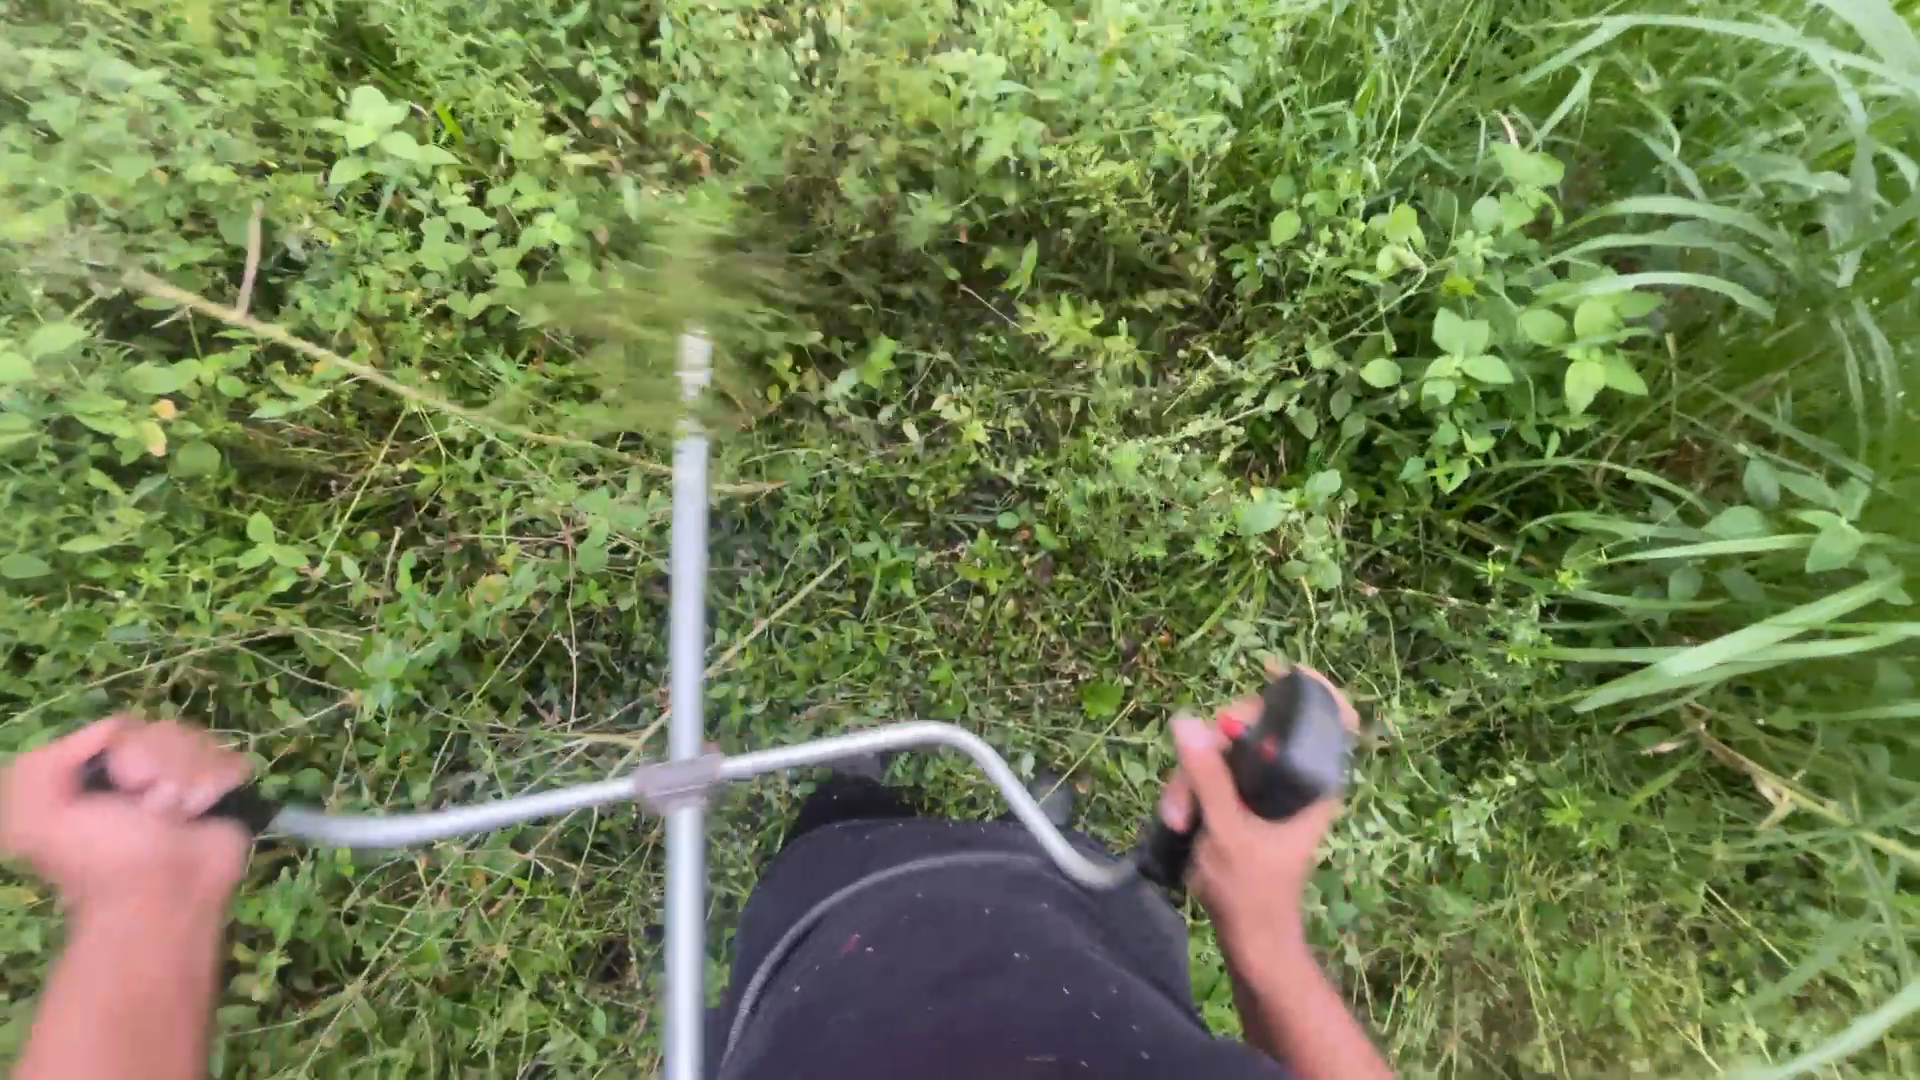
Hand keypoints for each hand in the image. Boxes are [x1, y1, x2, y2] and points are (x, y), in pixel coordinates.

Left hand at [0, 717, 252, 918]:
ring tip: (180, 815)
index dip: (132, 751)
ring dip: (193, 782)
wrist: (165, 888)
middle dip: (165, 769)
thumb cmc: (100, 856)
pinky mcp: (227, 787)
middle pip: (171, 731)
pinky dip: (219, 787)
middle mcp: (141, 769)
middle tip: (151, 809)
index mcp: (95, 772)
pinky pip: (235, 762)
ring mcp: (188, 777)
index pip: (129, 727)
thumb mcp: (38, 818)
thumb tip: (117, 726)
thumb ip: (45, 764)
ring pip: (207, 744)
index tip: (124, 786)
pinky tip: (204, 811)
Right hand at [1157, 667, 1358, 948]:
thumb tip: (1188, 721)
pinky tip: (1176, 815)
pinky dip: (1191, 786)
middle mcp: (1292, 779)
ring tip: (1174, 817)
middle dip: (1211, 748)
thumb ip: (1209, 776)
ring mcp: (1264, 789)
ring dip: (1190, 777)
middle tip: (1185, 786)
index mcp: (1312, 784)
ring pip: (1224, 751)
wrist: (1250, 939)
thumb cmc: (1251, 892)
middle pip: (1254, 728)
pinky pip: (1212, 771)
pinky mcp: (1242, 800)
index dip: (1309, 689)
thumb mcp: (1227, 831)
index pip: (1330, 721)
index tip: (1271, 671)